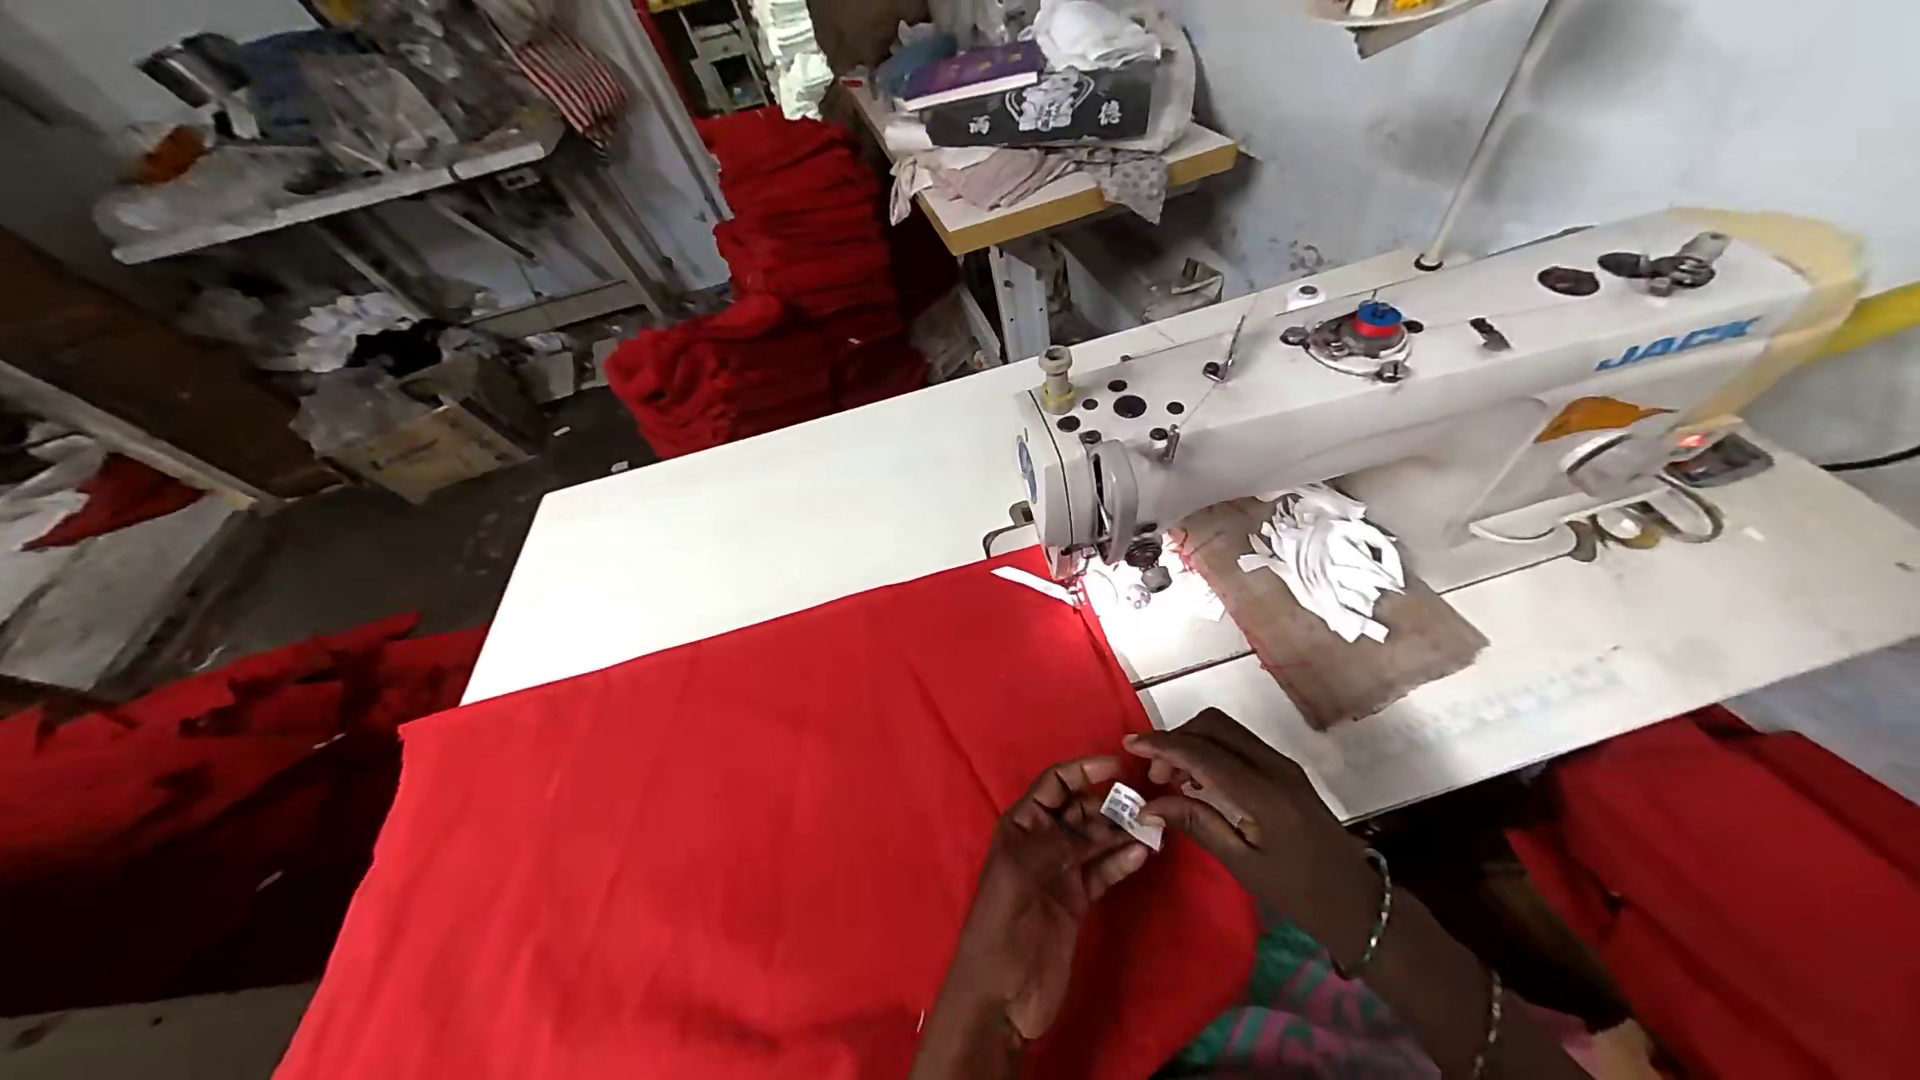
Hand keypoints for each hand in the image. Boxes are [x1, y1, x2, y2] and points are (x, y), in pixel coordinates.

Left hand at [943, 756, 1151, 1040]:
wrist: (1001, 994)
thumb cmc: (1001, 925)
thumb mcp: (1023, 873)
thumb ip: (1059, 843)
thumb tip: (1099, 822)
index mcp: (1022, 825)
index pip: (1054, 784)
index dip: (1082, 770)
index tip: (1115, 765)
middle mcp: (1043, 841)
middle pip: (1081, 810)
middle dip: (1109, 802)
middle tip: (1143, 804)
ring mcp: (1063, 870)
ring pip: (1097, 840)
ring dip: (1122, 831)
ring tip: (1152, 826)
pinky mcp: (1078, 899)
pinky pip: (1104, 871)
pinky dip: (1122, 861)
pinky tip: (1142, 855)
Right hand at [1123, 708, 1378, 959]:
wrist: (1360, 902)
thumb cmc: (1299, 892)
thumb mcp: (1242, 864)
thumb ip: (1195, 823)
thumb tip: (1147, 806)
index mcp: (1262, 793)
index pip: (1201, 751)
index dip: (1161, 744)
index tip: (1130, 746)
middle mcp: (1273, 766)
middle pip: (1212, 725)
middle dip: (1175, 738)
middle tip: (1154, 773)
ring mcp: (1281, 764)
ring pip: (1224, 729)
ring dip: (1191, 742)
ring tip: (1171, 779)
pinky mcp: (1284, 769)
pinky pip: (1237, 743)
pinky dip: (1209, 749)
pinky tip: (1198, 782)